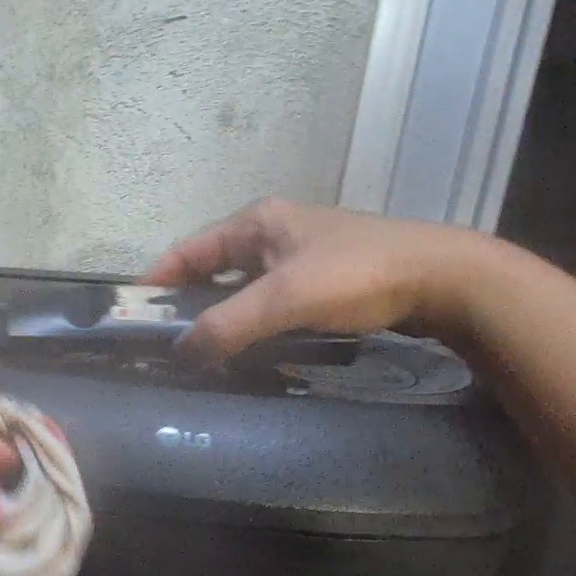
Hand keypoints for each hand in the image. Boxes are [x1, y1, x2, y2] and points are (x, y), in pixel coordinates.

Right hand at [141, 198, 505, 361]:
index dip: (154, 282)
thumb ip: (226, 326)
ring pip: (239, 286)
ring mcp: (298, 252)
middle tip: (166, 341)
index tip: (131, 316)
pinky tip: (249, 345)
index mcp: (255, 222)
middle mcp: (271, 230)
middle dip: (185, 303)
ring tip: (202, 349)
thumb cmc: (355, 276)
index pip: (185, 250)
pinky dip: (249, 319)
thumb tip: (179, 352)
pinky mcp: (321, 276)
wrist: (444, 277)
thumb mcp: (282, 300)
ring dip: (219, 314)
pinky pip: (267, 298)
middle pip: (210, 269)